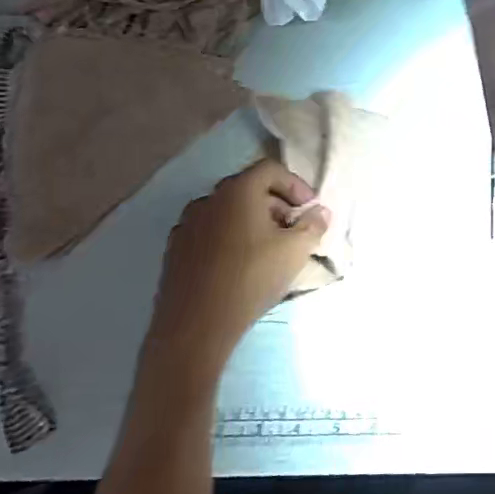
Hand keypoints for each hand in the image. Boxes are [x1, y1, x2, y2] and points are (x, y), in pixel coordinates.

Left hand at [145, 159, 328, 368]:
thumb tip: (319, 212)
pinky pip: (209, 232)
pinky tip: (239, 263)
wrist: (197, 323)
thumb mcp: (297, 250)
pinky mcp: (175, 249)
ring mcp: (186, 225)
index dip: (295, 184)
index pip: (269, 169)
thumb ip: (313, 225)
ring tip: (267, 247)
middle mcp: (207, 200)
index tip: (309, 209)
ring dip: (251, 221)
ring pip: (226, 211)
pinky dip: (229, 237)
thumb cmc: (253, 277)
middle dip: (276, 204)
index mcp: (237, 192)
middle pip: (247, 189)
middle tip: (293, 228)